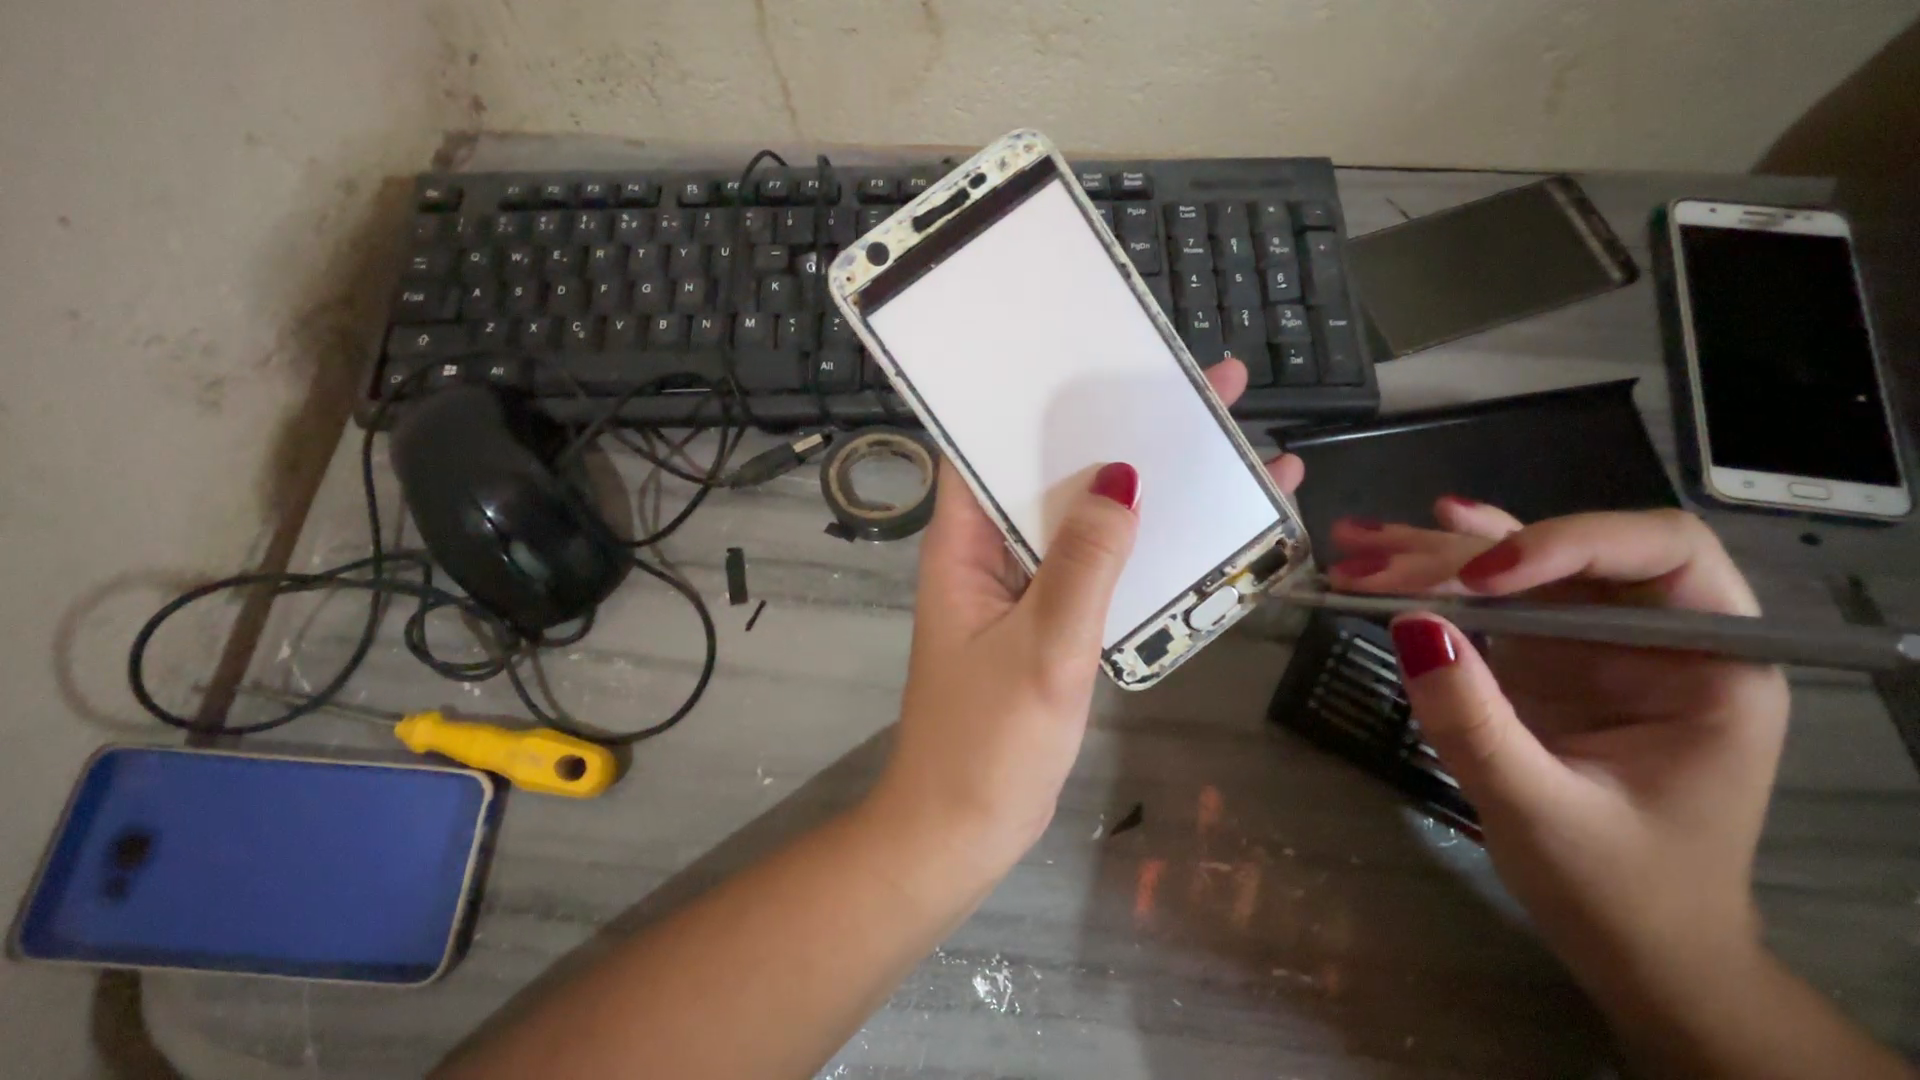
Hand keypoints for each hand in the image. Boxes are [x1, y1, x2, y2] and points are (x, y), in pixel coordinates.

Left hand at [871, 360, 1303, 872]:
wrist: (964, 832)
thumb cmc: (987, 745)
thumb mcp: (1042, 649)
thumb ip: (1084, 565)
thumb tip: (1122, 476)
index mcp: (963, 543)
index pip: (991, 443)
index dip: (1044, 397)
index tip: (1104, 357)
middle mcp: (991, 552)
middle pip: (1056, 473)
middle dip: (1122, 431)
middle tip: (1206, 390)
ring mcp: (1024, 588)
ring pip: (1086, 519)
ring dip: (1145, 486)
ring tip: (1227, 444)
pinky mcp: (1052, 622)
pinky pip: (1100, 567)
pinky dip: (1146, 545)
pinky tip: (1206, 528)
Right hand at [1329, 498, 1790, 998]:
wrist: (1632, 946)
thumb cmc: (1619, 892)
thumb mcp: (1540, 812)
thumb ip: (1476, 722)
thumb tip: (1410, 624)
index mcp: (1710, 665)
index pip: (1660, 553)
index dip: (1568, 544)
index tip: (1479, 579)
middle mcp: (1654, 636)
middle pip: (1558, 557)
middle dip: (1457, 558)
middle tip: (1364, 569)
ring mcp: (1594, 645)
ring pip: (1514, 570)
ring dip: (1429, 554)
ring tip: (1352, 544)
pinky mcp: (1544, 660)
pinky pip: (1490, 602)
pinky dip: (1435, 577)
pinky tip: (1396, 546)